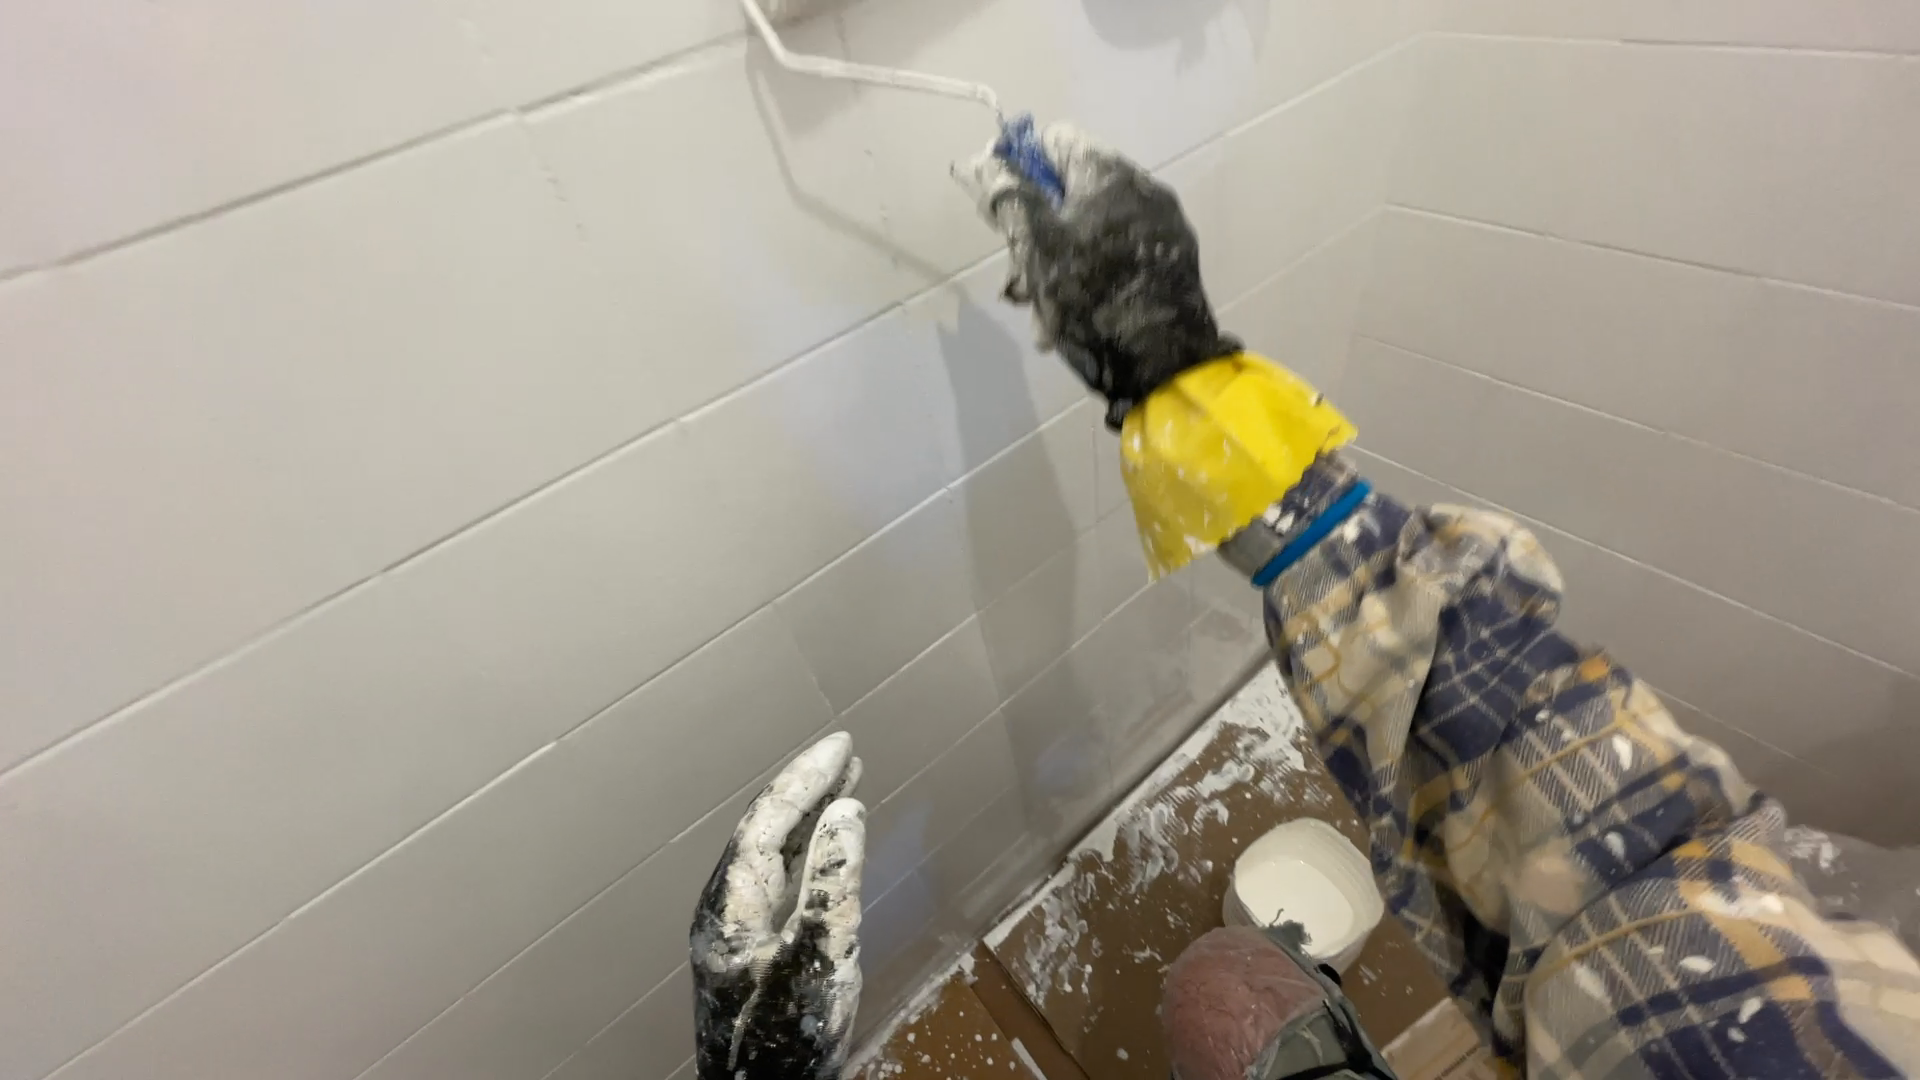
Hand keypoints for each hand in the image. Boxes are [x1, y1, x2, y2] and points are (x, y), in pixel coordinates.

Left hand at [691, 734, 865, 1079]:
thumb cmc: (788, 1036)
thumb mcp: (819, 959)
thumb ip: (833, 882)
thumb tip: (847, 809)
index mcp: (733, 902)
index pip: (769, 820)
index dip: (805, 778)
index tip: (842, 745)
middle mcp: (730, 901)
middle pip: (768, 826)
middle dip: (807, 785)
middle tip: (846, 750)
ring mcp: (742, 919)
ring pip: (778, 846)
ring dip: (813, 809)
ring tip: (847, 776)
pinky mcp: (758, 936)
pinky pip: (786, 872)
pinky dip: (813, 843)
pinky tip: (833, 830)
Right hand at [955, 123, 1238, 429]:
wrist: (1162, 360)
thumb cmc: (1091, 297)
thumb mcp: (1039, 248)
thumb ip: (1011, 200)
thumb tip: (987, 161)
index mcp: (1108, 172)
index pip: (1055, 141)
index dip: (1021, 169)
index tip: (1001, 209)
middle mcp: (1140, 188)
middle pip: (1070, 196)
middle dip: (1035, 239)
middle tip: (1015, 285)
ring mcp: (1159, 227)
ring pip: (1089, 236)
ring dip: (1055, 273)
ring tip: (1039, 317)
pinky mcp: (1170, 263)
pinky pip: (1115, 260)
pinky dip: (1088, 283)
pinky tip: (1068, 322)